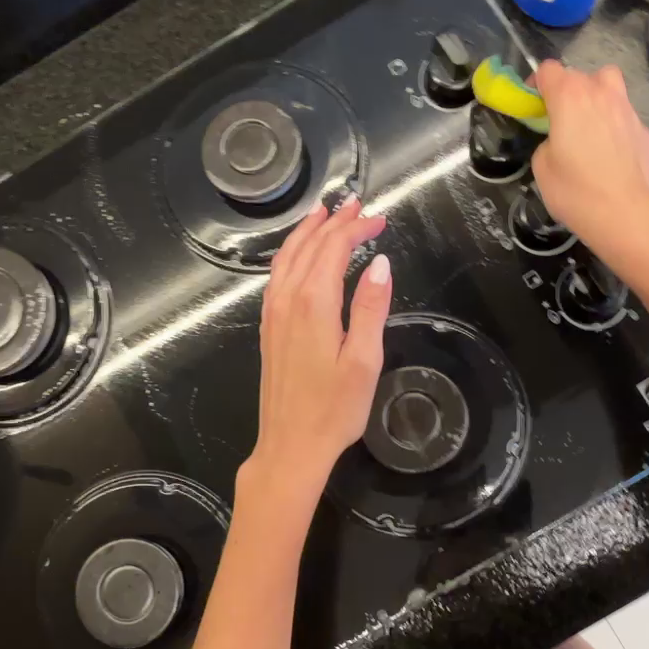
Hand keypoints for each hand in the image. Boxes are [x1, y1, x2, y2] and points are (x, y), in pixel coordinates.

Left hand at [244, 201, 392, 493]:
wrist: (290, 445)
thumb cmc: (334, 410)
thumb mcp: (364, 361)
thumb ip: (371, 308)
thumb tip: (380, 263)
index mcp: (314, 304)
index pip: (334, 248)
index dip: (357, 228)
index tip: (380, 218)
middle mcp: (287, 301)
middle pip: (309, 247)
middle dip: (334, 222)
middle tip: (356, 204)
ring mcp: (273, 314)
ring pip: (287, 258)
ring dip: (308, 233)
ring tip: (325, 214)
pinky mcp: (268, 328)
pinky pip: (277, 277)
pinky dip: (291, 255)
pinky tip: (299, 257)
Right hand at [531, 61, 648, 281]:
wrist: (622, 213)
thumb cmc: (574, 190)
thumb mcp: (541, 167)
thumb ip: (547, 140)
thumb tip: (559, 139)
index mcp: (569, 97)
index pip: (549, 70)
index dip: (537, 84)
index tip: (533, 104)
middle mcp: (600, 93)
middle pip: (578, 75)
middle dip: (565, 91)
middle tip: (557, 119)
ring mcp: (626, 108)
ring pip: (608, 83)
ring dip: (595, 94)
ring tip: (588, 122)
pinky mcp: (642, 128)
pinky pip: (622, 112)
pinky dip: (612, 120)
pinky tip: (608, 148)